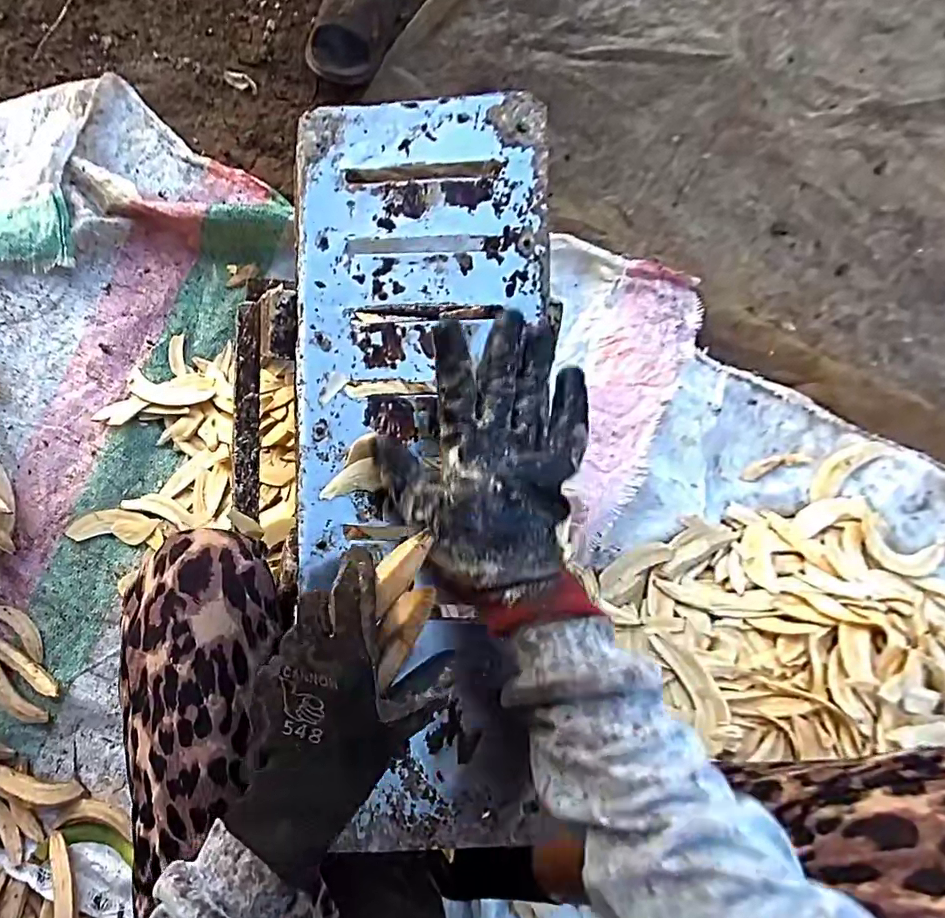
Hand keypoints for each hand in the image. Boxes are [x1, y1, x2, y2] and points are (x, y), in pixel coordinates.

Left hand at [223, 546, 458, 886]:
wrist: (297, 788)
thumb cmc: (351, 761)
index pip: (353, 601)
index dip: (356, 573)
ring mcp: (284, 661)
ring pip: (294, 627)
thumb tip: (443, 697)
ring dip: (307, 632)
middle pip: (314, 602)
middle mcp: (314, 650)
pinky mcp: (264, 677)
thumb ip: (416, 709)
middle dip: (325, 598)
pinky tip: (296, 683)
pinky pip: (279, 656)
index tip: (359, 555)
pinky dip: (290, 661)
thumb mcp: (389, 735)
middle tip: (334, 608)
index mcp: (351, 658)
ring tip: (316, 653)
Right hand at [374, 310, 587, 602]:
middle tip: (509, 313)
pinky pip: (568, 429)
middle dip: (504, 350)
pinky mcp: (557, 468)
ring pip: (536, 399)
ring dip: (539, 362)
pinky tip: (572, 373)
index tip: (445, 325)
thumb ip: (398, 474)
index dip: (450, 360)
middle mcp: (502, 445)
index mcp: (464, 453)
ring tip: (544, 323)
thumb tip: (372, 439)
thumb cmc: (460, 544)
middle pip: (503, 388)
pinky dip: (572, 402)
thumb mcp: (418, 511)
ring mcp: (533, 455)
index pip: (454, 397)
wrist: (512, 577)